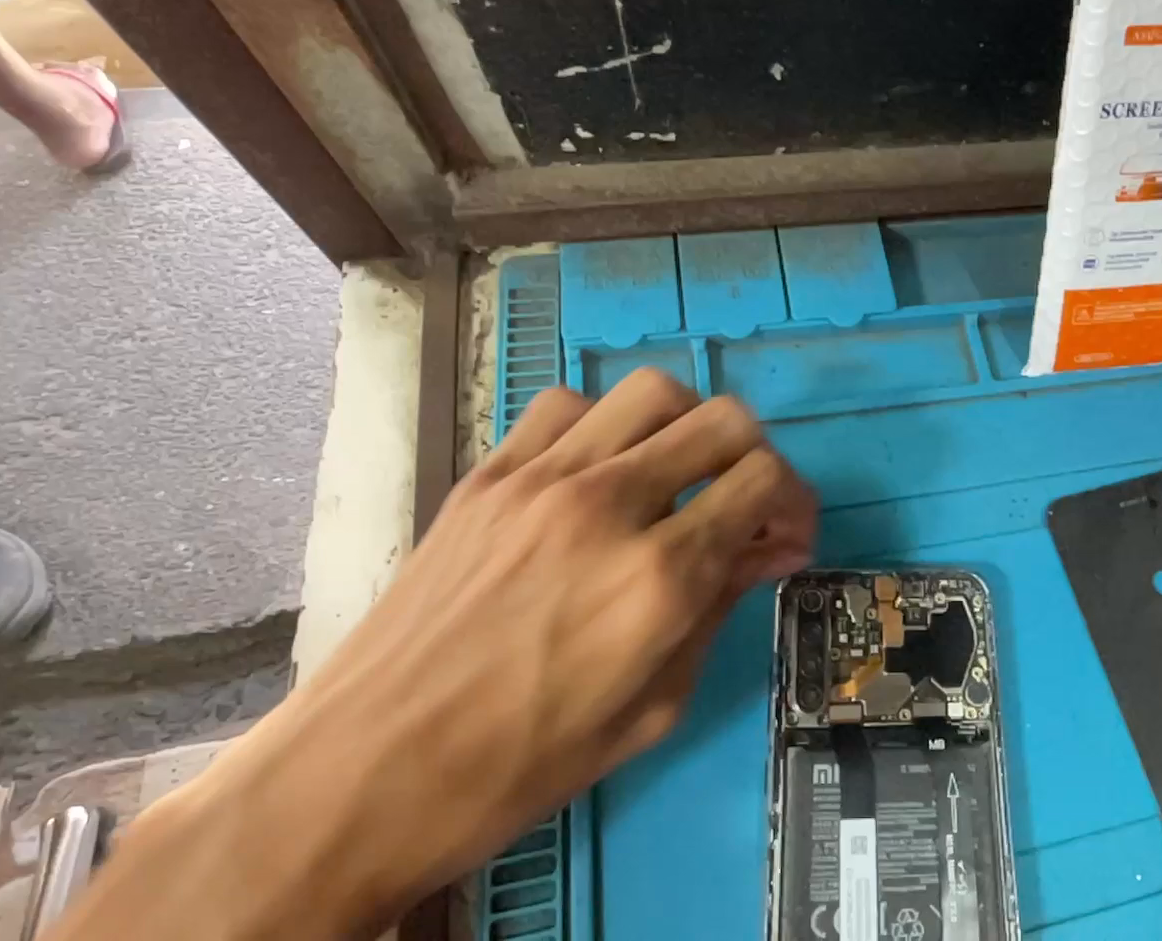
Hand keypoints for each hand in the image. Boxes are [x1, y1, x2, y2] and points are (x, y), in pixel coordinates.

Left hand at [67, 372, 814, 939]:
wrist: (365, 770)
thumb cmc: (524, 764)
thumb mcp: (654, 706)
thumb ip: (720, 609)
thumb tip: (770, 548)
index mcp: (659, 577)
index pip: (763, 483)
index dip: (795, 504)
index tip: (786, 536)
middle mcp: (609, 505)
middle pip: (723, 420)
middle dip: (758, 455)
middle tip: (747, 502)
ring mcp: (541, 478)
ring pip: (651, 391)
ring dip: (687, 425)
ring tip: (679, 474)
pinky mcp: (487, 474)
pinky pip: (567, 405)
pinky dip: (606, 425)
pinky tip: (600, 471)